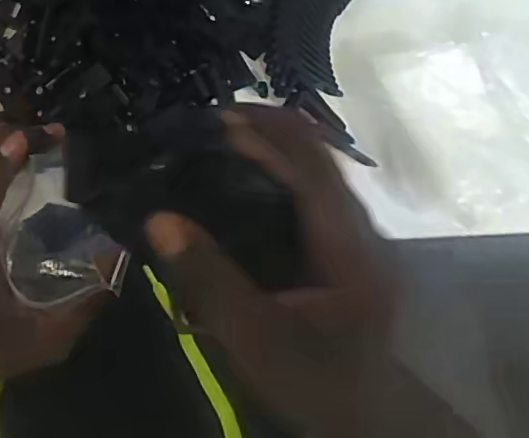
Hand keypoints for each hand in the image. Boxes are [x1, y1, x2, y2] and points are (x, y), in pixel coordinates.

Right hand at [144, 107, 471, 437]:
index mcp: (350, 248)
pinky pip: (308, 180)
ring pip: (314, 163)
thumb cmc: (318, 383)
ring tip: (217, 134)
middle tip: (207, 121)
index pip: (312, 170)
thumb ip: (210, 282)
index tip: (217, 120)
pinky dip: (273, 160)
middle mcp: (359, 228)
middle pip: (317, 154)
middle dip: (264, 128)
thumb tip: (158, 219)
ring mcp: (353, 232)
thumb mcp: (259, 344)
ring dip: (269, 140)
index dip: (266, 137)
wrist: (369, 419)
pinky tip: (238, 169)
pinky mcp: (340, 240)